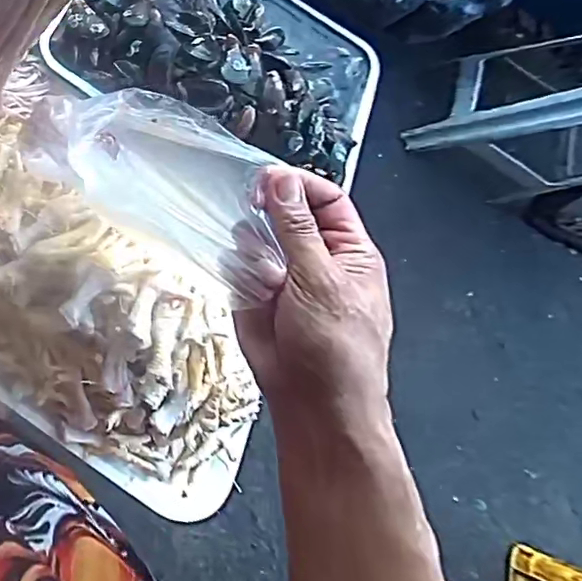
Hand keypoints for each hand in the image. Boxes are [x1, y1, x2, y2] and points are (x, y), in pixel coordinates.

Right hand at [235, 166, 392, 423]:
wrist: (311, 400)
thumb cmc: (337, 350)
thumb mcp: (320, 280)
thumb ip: (297, 228)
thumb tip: (283, 183)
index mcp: (347, 251)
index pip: (325, 198)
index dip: (297, 185)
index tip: (267, 180)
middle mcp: (312, 257)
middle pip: (283, 212)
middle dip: (265, 214)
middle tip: (252, 216)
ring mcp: (281, 273)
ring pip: (252, 235)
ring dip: (249, 246)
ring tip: (261, 273)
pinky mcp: (252, 288)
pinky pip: (233, 261)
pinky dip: (233, 266)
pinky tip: (248, 286)